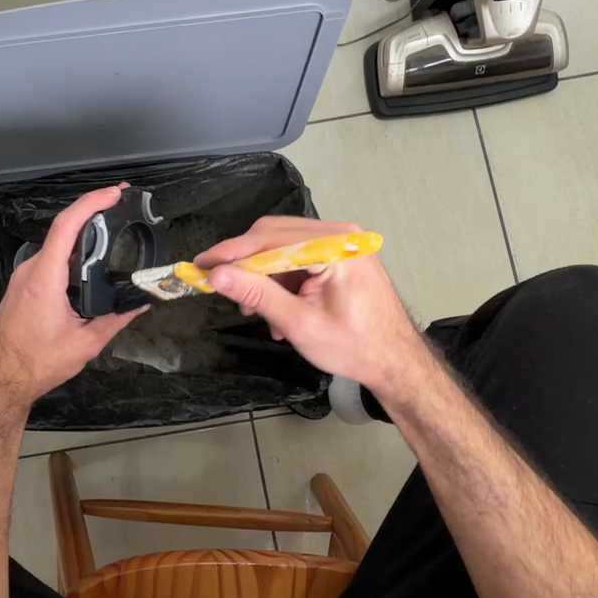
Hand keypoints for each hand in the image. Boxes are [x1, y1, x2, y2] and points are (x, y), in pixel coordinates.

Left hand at [0, 184, 146, 410]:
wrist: (0, 378)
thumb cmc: (37, 362)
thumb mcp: (85, 343)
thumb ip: (115, 319)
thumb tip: (141, 303)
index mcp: (45, 277)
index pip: (67, 226)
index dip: (91, 203)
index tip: (115, 192)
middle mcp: (32, 269)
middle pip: (64, 229)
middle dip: (93, 211)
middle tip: (122, 203)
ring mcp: (24, 276)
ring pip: (57, 244)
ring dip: (83, 233)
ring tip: (113, 227)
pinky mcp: (23, 285)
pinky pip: (50, 259)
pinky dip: (72, 251)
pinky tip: (91, 258)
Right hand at [195, 215, 439, 410]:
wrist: (397, 363)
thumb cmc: (355, 348)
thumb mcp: (300, 324)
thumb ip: (258, 294)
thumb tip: (216, 275)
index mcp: (336, 247)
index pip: (270, 239)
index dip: (231, 252)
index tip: (200, 265)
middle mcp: (340, 234)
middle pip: (274, 235)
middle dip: (245, 264)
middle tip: (222, 288)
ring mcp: (342, 241)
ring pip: (281, 245)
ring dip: (262, 274)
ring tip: (256, 310)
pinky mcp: (340, 252)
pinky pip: (297, 255)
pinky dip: (280, 278)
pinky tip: (277, 308)